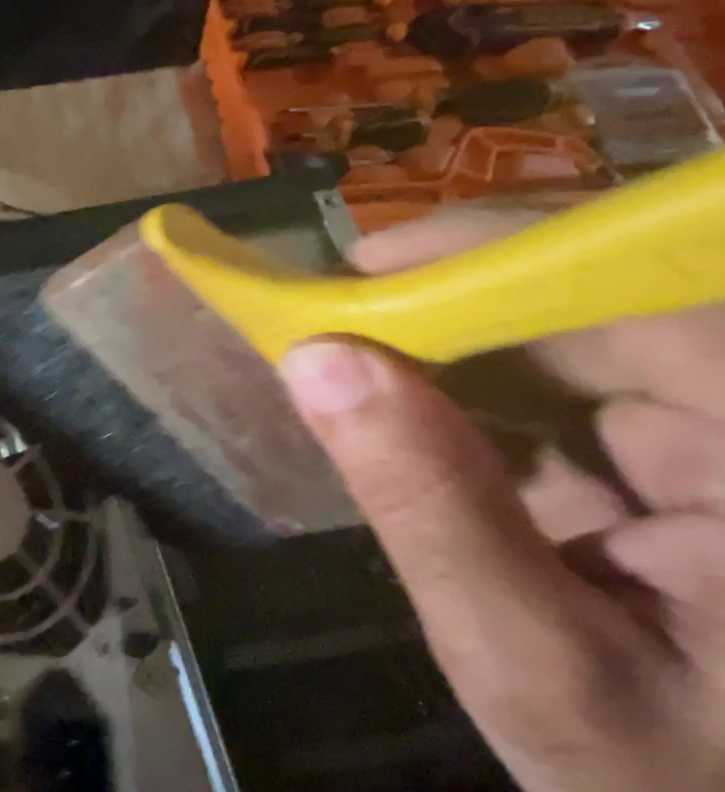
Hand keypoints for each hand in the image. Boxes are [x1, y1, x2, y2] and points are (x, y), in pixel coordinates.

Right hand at [278, 205, 724, 791]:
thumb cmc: (666, 786)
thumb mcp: (535, 665)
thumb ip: (432, 509)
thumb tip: (316, 361)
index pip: (658, 302)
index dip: (508, 259)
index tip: (367, 265)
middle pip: (624, 318)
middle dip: (470, 317)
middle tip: (340, 334)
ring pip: (603, 361)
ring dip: (478, 369)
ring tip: (371, 393)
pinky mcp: (718, 481)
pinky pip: (607, 411)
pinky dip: (512, 417)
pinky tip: (444, 448)